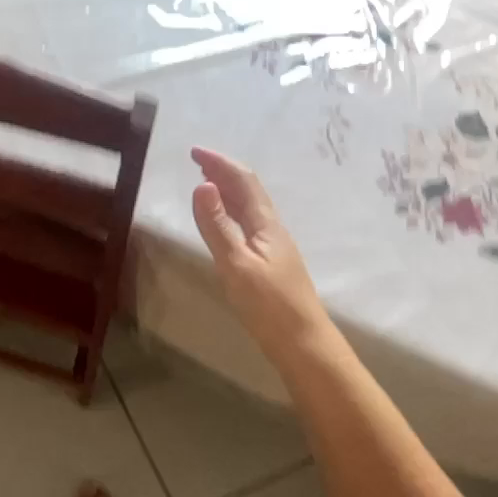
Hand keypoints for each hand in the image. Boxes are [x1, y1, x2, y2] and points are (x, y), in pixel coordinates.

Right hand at [189, 147, 333, 358]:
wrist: (303, 344)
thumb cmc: (269, 304)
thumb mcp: (236, 264)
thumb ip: (217, 225)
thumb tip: (202, 185)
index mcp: (265, 224)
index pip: (243, 181)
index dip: (220, 162)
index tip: (194, 151)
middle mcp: (271, 229)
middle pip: (248, 190)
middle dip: (223, 171)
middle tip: (196, 161)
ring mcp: (272, 246)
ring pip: (248, 206)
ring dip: (227, 189)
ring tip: (205, 182)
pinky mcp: (268, 262)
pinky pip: (246, 223)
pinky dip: (230, 210)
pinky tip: (223, 221)